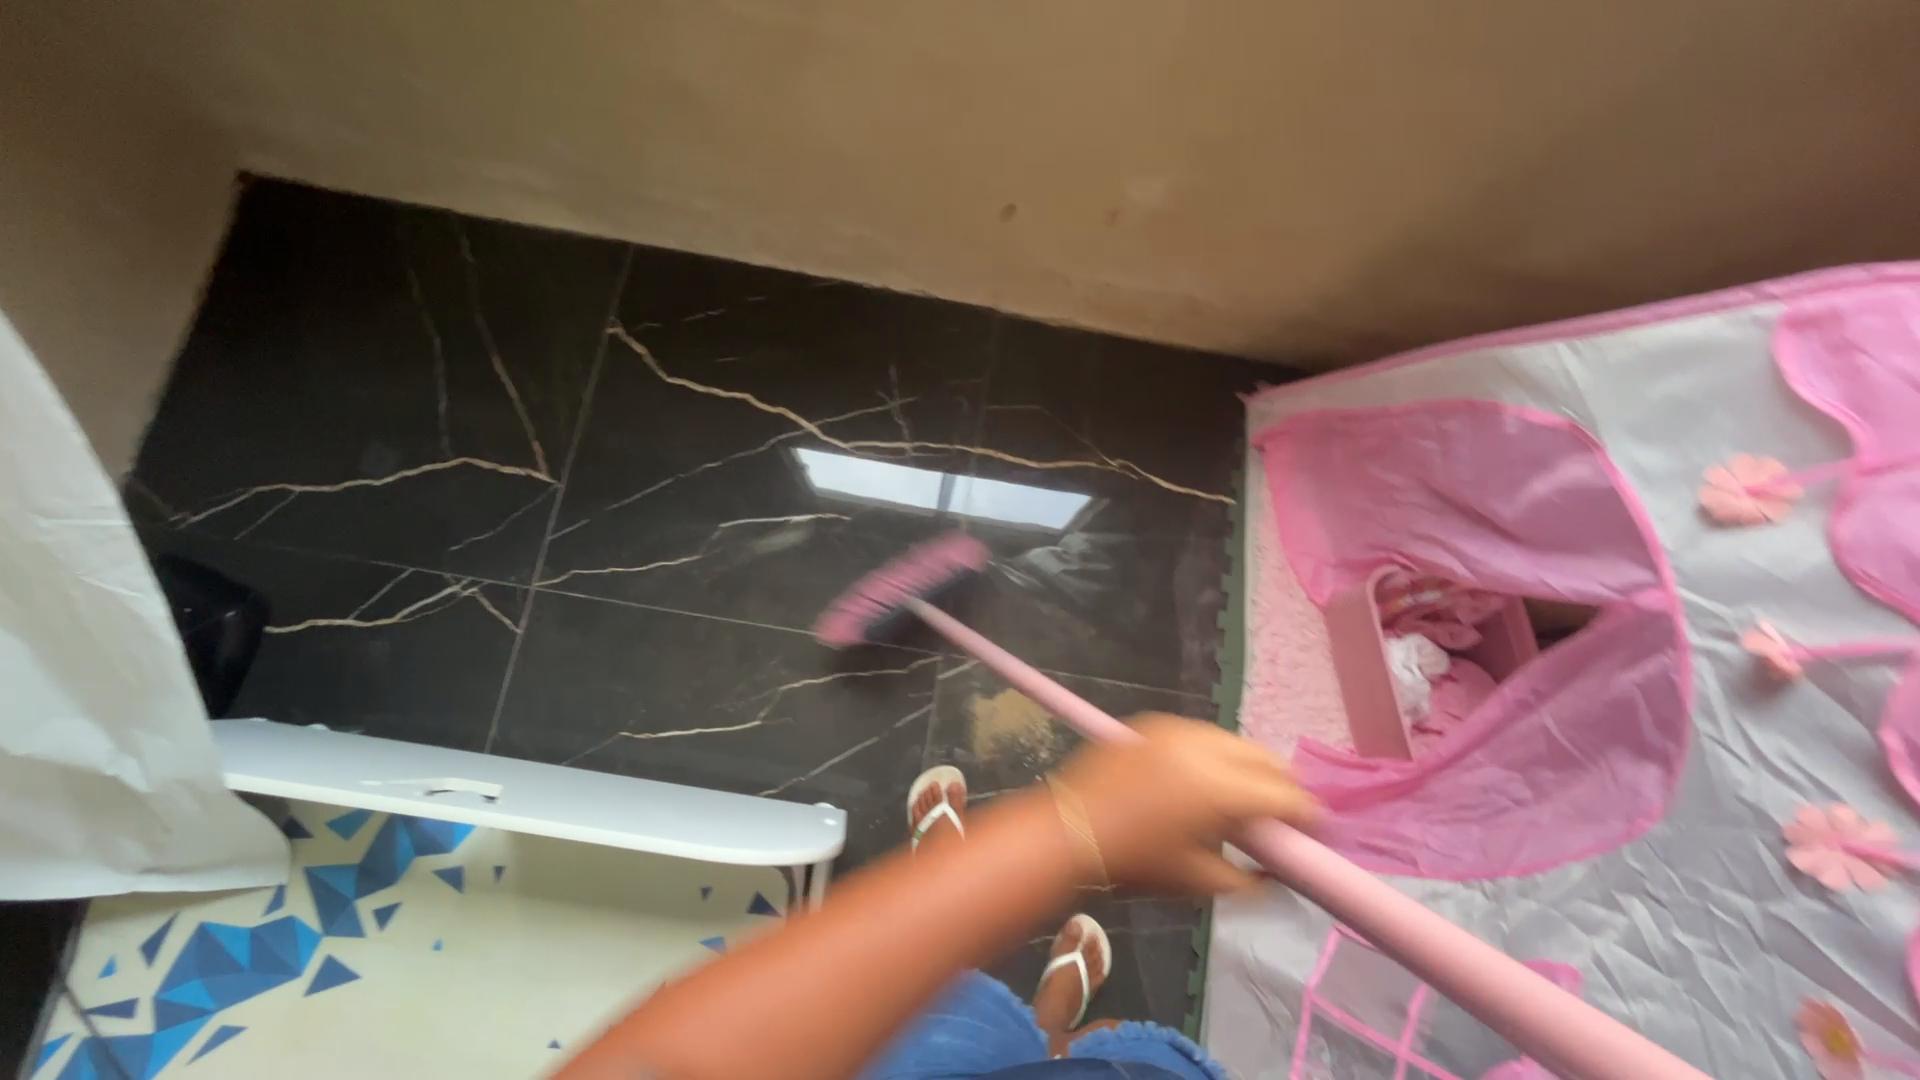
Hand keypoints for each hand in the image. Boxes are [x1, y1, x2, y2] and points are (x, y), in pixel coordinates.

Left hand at [1049, 714, 1316, 895]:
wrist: (1065, 829)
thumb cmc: (1132, 862)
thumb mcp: (1197, 880)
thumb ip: (1249, 878)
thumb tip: (1276, 870)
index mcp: (1218, 787)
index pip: (1284, 794)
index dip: (1308, 815)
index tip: (1317, 831)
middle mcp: (1202, 747)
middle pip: (1265, 757)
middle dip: (1282, 785)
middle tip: (1284, 814)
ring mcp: (1174, 729)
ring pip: (1233, 741)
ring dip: (1249, 765)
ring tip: (1247, 794)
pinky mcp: (1152, 723)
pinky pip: (1200, 734)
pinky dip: (1214, 753)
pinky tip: (1208, 776)